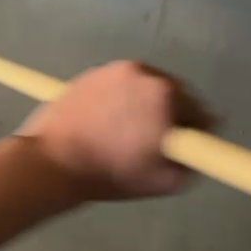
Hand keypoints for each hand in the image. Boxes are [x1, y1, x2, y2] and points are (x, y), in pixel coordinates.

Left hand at [15, 60, 214, 199]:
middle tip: (154, 141)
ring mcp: (112, 69)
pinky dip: (119, 99)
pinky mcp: (89, 73)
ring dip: (143, 104)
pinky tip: (107, 122)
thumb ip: (194, 162)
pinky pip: (117, 86)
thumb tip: (197, 149)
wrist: (52, 160)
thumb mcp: (166, 180)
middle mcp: (143, 71)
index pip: (198, 112)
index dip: (196, 132)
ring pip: (142, 88)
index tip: (185, 147)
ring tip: (127, 132)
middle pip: (170, 94)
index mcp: (166, 93)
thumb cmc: (112, 172)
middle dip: (169, 115)